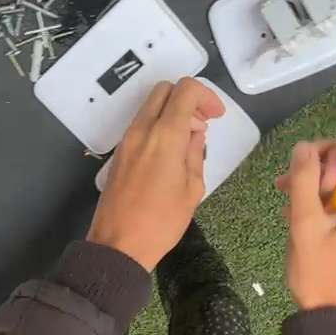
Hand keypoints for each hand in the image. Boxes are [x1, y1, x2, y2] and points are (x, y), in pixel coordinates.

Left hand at [88, 78, 223, 270]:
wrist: (119, 244)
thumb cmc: (162, 222)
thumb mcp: (192, 189)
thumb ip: (195, 154)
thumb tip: (195, 134)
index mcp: (164, 136)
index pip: (185, 90)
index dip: (206, 96)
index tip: (216, 116)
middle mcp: (142, 130)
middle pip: (164, 90)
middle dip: (188, 99)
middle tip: (202, 124)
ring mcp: (126, 140)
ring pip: (150, 106)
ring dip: (172, 113)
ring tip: (188, 141)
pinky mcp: (119, 153)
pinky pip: (141, 125)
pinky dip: (158, 126)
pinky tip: (170, 152)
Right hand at [278, 139, 335, 308]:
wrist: (331, 315)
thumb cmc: (319, 271)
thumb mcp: (306, 223)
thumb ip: (304, 179)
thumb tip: (303, 146)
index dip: (335, 150)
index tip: (311, 171)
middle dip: (322, 169)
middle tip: (295, 188)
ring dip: (319, 185)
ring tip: (289, 199)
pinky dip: (327, 200)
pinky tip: (300, 213)